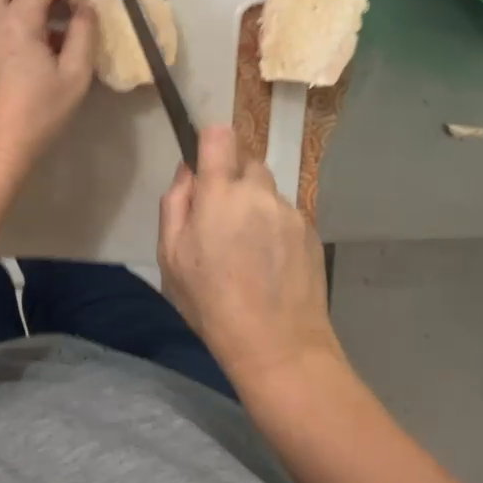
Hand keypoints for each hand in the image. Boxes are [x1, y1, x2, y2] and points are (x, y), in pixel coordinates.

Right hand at [158, 126, 343, 377]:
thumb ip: (175, 204)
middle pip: (246, 162)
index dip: (209, 143)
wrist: (279, 345)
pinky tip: (267, 264)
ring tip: (245, 249)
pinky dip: (273, 228)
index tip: (203, 165)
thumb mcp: (170, 256)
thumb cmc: (211, 302)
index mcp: (220, 193)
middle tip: (219, 219)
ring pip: (266, 192)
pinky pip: (285, 216)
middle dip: (231, 179)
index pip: (219, 136)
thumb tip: (188, 173)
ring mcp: (290, 212)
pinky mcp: (312, 233)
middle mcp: (259, 192)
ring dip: (253, 206)